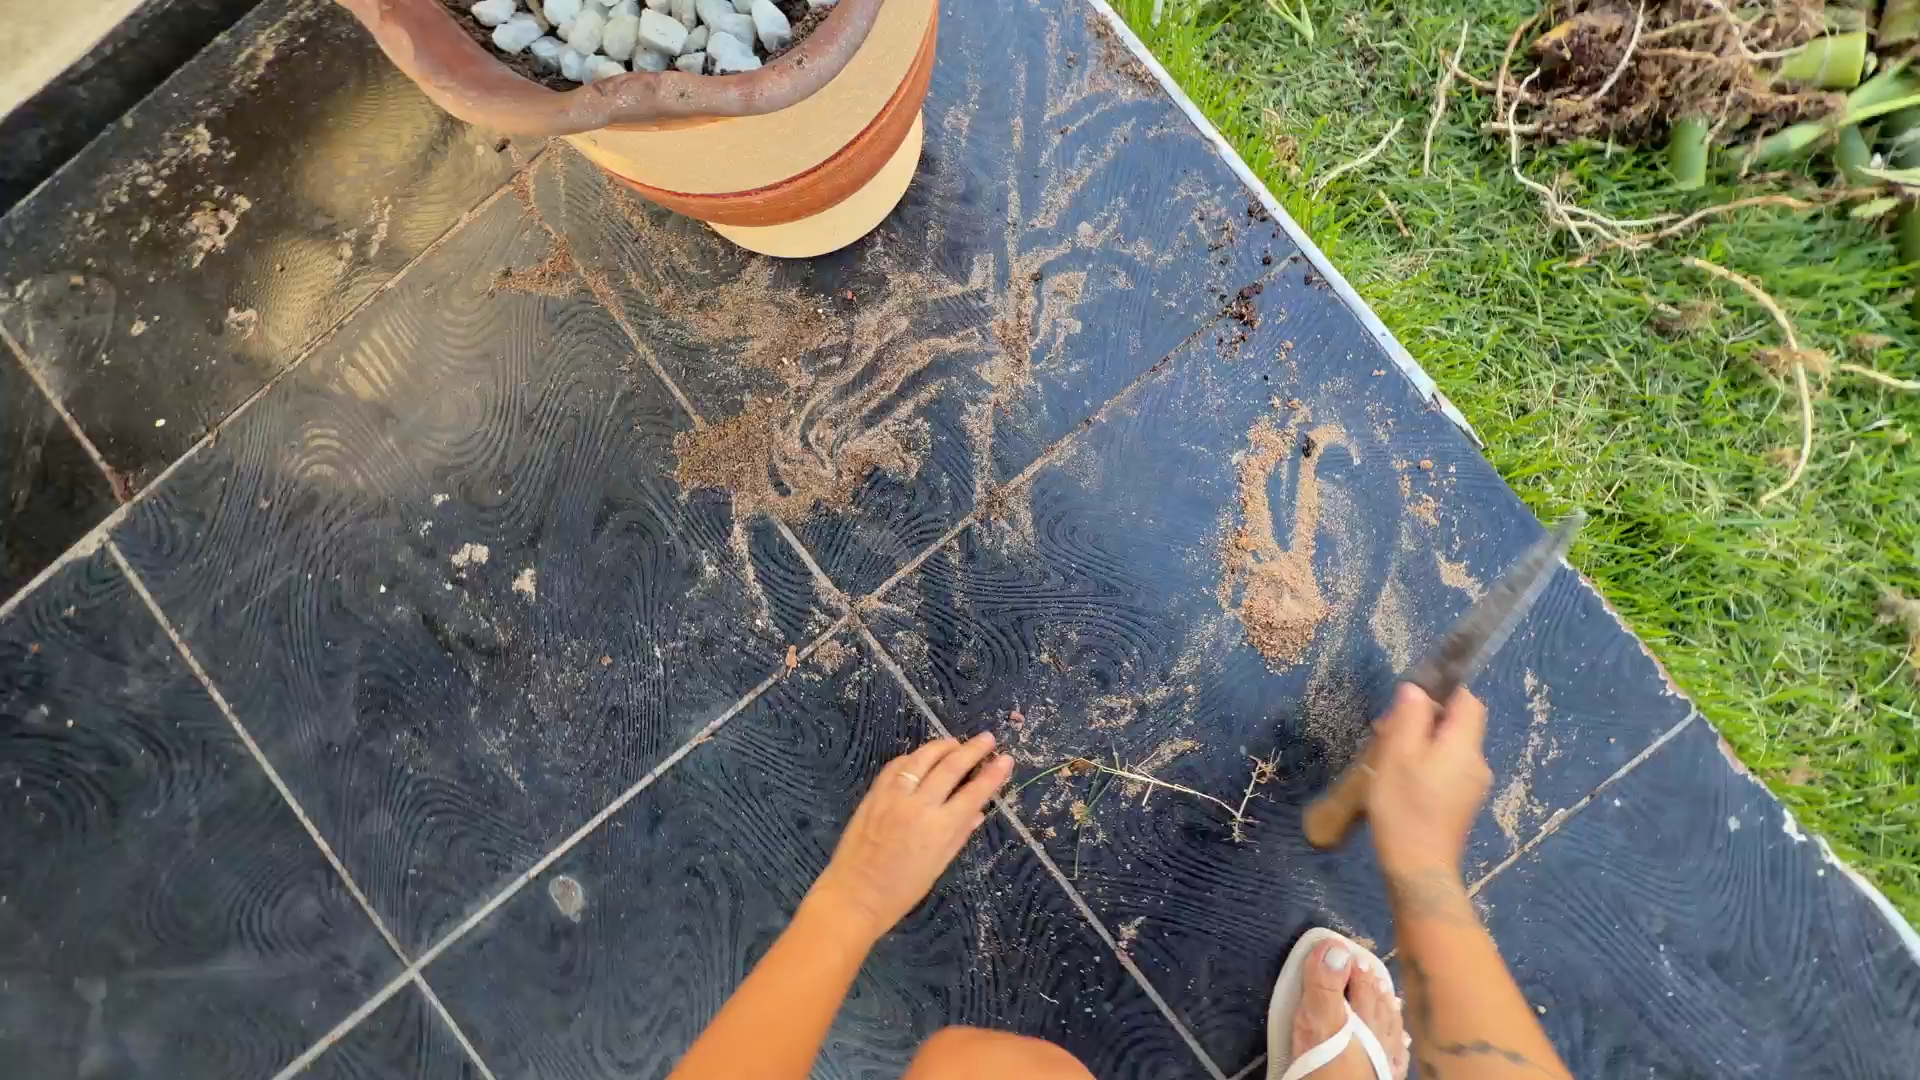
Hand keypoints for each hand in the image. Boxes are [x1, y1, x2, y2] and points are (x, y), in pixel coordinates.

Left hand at [807, 732, 1014, 941]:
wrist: (854, 895)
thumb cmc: (901, 891)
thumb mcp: (938, 866)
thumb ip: (959, 834)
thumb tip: (978, 811)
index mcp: (940, 829)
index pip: (974, 793)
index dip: (992, 774)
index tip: (1006, 759)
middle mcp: (919, 805)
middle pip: (951, 767)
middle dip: (972, 750)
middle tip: (987, 738)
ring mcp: (894, 796)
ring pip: (922, 758)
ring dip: (942, 746)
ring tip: (956, 742)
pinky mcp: (875, 793)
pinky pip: (897, 766)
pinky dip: (913, 757)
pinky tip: (921, 756)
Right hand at [1366, 683, 1491, 884]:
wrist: (1419, 865)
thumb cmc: (1404, 805)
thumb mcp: (1397, 754)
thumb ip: (1409, 717)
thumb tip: (1415, 689)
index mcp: (1464, 747)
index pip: (1468, 702)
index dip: (1442, 690)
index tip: (1408, 698)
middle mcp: (1477, 762)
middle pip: (1457, 723)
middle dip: (1423, 717)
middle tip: (1386, 729)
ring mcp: (1472, 784)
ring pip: (1449, 745)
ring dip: (1420, 740)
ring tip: (1386, 753)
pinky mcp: (1462, 800)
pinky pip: (1447, 765)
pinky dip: (1425, 760)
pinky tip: (1399, 775)